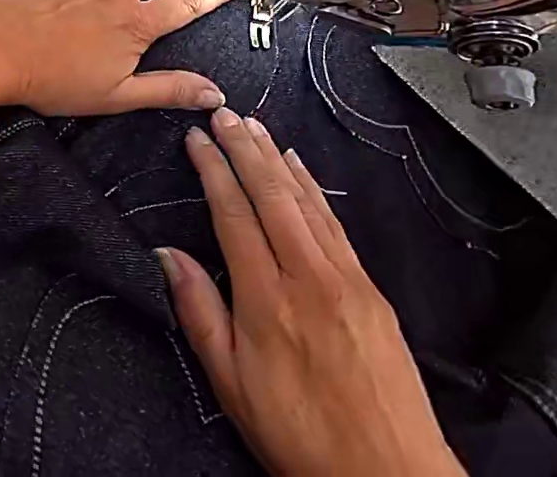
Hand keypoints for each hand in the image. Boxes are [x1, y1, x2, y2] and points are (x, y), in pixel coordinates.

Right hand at [160, 110, 465, 476]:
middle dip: (242, 147)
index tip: (198, 141)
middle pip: (269, 192)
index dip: (213, 169)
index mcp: (266, 300)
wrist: (388, 470)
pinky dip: (311, 184)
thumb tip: (168, 257)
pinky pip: (332, 218)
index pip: (232, 213)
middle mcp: (306, 275)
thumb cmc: (302, 436)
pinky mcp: (367, 281)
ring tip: (253, 126)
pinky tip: (298, 164)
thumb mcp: (231, 386)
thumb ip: (199, 313)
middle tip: (223, 114)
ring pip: (302, 197)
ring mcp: (342, 274)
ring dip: (275, 156)